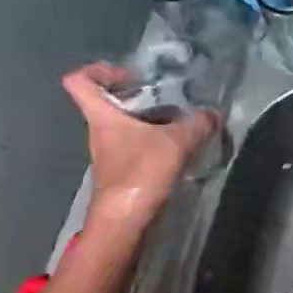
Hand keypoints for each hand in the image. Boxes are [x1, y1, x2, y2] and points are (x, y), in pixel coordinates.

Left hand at [62, 63, 218, 223]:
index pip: (79, 81)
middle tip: (170, 98)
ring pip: (129, 125)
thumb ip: (198, 124)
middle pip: (112, 102)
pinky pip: (139, 146)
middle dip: (141, 97)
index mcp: (102, 116)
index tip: (130, 75)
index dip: (98, 70)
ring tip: (184, 123)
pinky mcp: (123, 171)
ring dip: (154, 121)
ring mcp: (111, 153)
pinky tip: (182, 147)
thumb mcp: (176, 142)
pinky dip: (157, 142)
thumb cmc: (140, 173)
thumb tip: (214, 114)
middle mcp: (101, 131)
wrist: (126, 221)